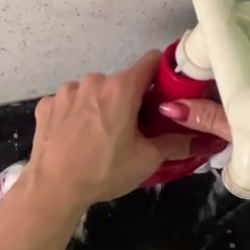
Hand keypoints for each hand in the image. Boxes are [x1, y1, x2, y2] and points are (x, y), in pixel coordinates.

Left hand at [22, 51, 195, 217]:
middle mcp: (93, 81)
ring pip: (92, 92)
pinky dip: (74, 115)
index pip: (151, 61)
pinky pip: (68, 104)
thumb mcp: (147, 159)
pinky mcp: (46, 105)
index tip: (165, 92)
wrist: (53, 188)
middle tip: (131, 129)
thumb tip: (203, 139)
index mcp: (121, 88)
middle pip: (120, 82)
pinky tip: (73, 138)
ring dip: (99, 106)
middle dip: (128, 100)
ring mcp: (66, 92)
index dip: (162, 74)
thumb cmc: (104, 171)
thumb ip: (176, 143)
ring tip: (98, 137)